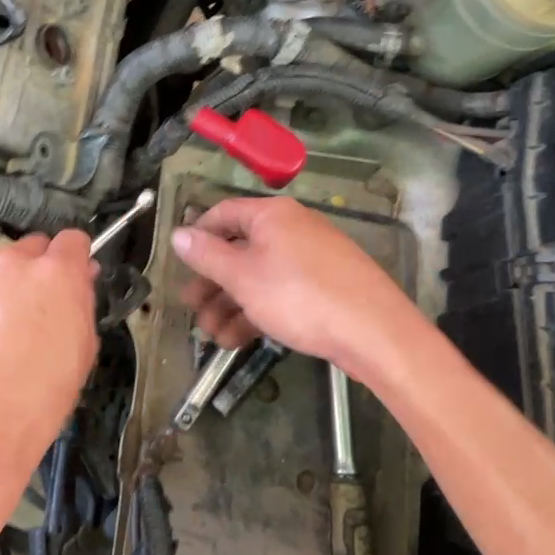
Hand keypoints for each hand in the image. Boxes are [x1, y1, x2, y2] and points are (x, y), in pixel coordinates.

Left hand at [0, 231, 98, 471]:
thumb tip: (79, 278)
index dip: (75, 259)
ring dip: (4, 285)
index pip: (73, 240)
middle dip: (39, 269)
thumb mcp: (83, 350)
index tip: (74, 278)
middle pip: (32, 247)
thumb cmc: (43, 397)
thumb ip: (81, 303)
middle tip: (37, 308)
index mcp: (55, 273)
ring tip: (0, 330)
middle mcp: (13, 263)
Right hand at [173, 197, 408, 362]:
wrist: (375, 333)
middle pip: (240, 249)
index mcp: (271, 215)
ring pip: (259, 276)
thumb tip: (178, 233)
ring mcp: (312, 259)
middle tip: (191, 309)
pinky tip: (239, 340)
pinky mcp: (326, 288)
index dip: (198, 236)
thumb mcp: (243, 277)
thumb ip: (206, 255)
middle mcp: (292, 229)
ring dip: (231, 305)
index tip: (180, 263)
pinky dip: (258, 312)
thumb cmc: (299, 296)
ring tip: (212, 337)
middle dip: (212, 282)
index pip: (223, 214)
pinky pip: (281, 293)